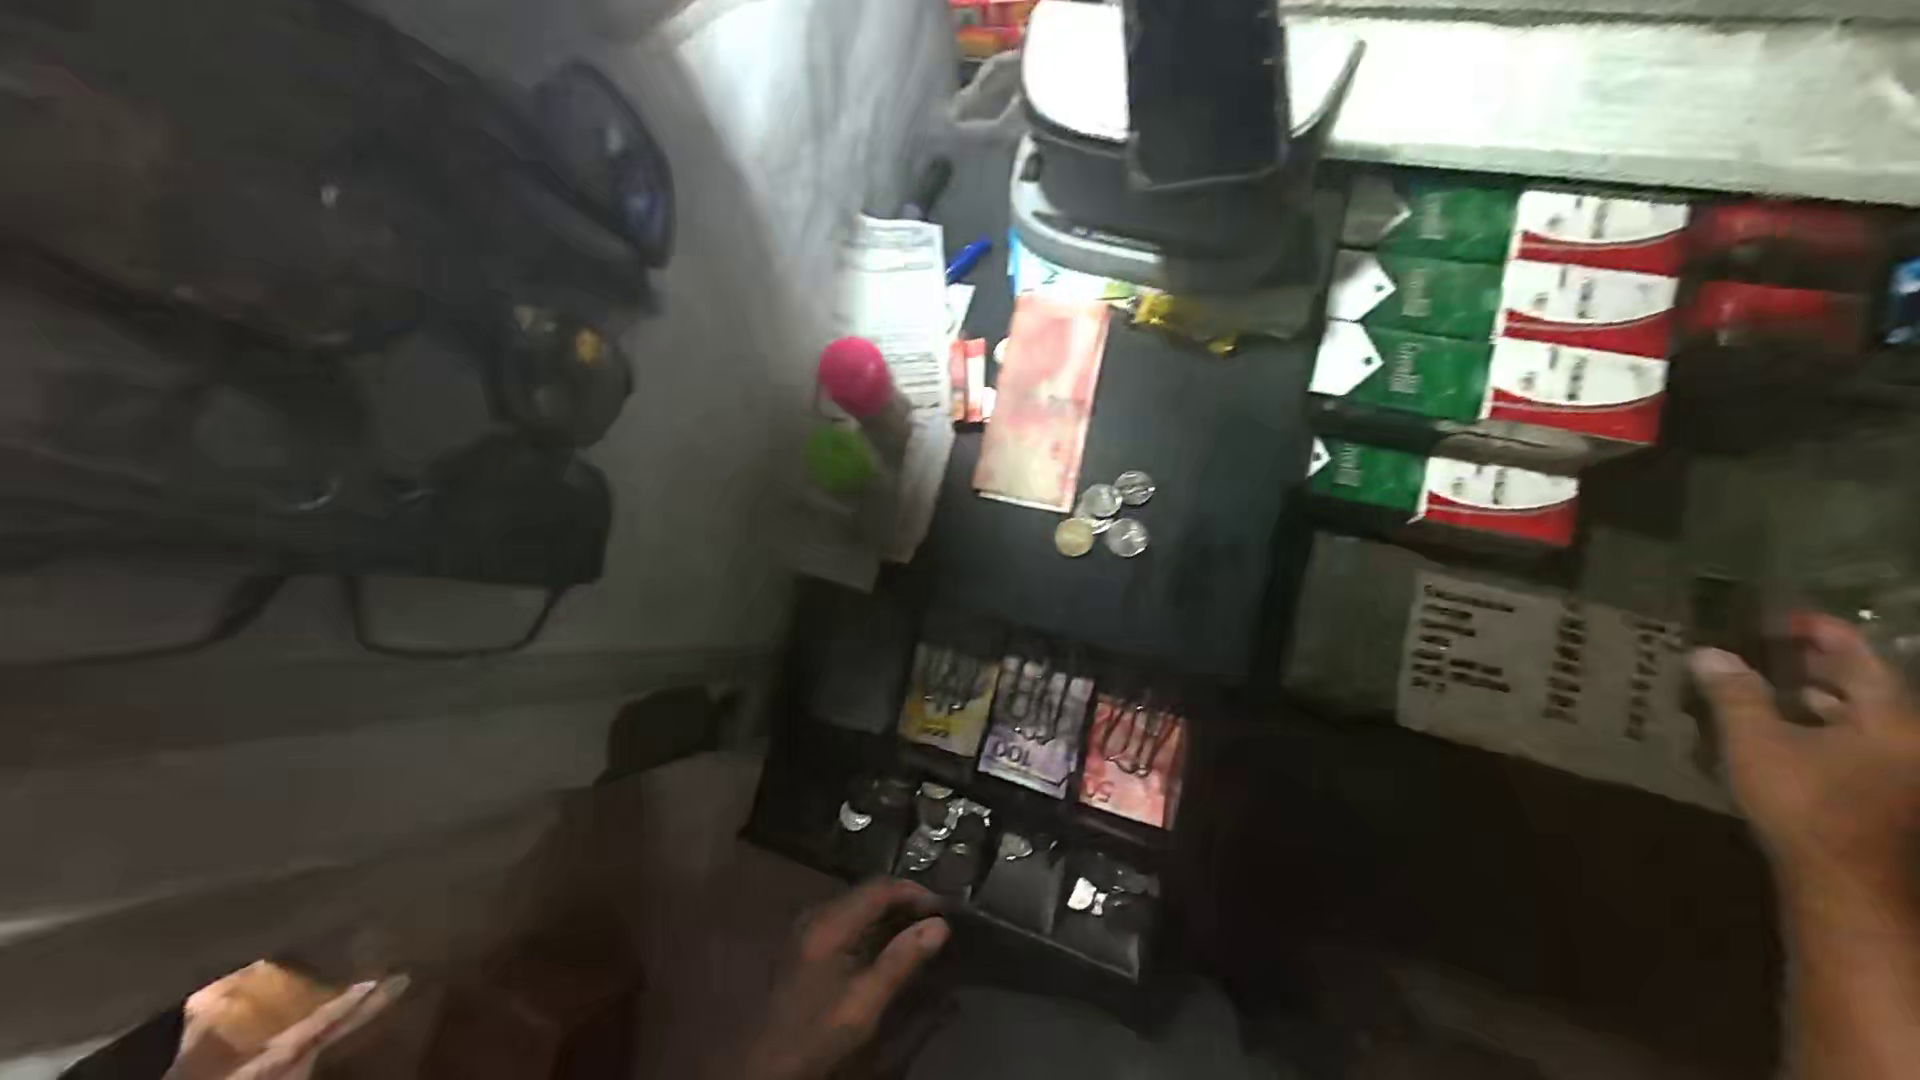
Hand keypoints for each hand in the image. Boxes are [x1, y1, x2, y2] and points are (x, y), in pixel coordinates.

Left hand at [739, 879, 950, 1079]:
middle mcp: (817, 912)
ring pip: (859, 902)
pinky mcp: (807, 938)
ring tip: (919, 930)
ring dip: (890, 911)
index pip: (879, 888)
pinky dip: (873, 922)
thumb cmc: (817, 1036)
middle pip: (869, 891)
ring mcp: (809, 923)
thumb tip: (941, 925)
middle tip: (935, 920)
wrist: (763, 1065)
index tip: (942, 907)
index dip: (913, 891)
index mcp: (830, 923)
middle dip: (904, 900)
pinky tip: (888, 943)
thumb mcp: (865, 1004)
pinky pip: (847, 916)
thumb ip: (902, 960)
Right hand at [1691, 614, 1919, 914]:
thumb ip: (1735, 694)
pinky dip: (1831, 727)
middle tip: (1786, 647)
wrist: (1847, 878)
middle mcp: (1909, 740)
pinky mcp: (1889, 793)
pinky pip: (1862, 743)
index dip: (1827, 636)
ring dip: (1829, 699)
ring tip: (1786, 686)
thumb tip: (1711, 653)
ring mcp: (1903, 770)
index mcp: (1890, 721)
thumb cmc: (1805, 800)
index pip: (1861, 662)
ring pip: (1869, 720)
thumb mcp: (1756, 740)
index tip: (1794, 617)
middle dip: (1828, 667)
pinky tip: (1796, 731)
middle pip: (1872, 691)